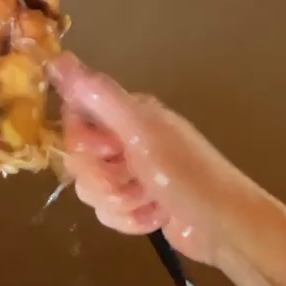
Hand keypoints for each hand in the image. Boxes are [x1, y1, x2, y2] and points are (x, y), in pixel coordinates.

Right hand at [49, 53, 258, 266]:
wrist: (227, 228)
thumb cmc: (186, 174)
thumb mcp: (140, 131)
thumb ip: (99, 96)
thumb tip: (58, 58)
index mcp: (128, 113)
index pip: (75, 117)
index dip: (81, 141)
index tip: (105, 151)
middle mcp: (127, 138)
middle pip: (79, 159)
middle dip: (102, 179)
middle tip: (131, 178)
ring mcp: (131, 172)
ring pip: (91, 189)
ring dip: (119, 201)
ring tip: (149, 201)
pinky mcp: (136, 203)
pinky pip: (108, 211)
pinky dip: (129, 219)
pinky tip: (154, 217)